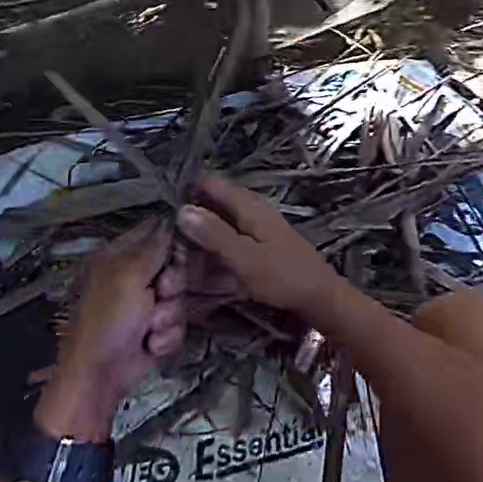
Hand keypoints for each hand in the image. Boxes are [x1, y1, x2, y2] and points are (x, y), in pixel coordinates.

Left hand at [39, 219, 185, 439]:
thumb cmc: (108, 320)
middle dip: (172, 287)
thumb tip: (172, 217)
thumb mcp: (129, 275)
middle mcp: (134, 278)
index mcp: (120, 258)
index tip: (177, 255)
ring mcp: (146, 306)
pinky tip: (150, 345)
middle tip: (159, 295)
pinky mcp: (156, 331)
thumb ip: (154, 247)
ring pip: (180, 298)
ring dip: (168, 317)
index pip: (156, 234)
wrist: (98, 377)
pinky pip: (178, 324)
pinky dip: (166, 337)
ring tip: (149, 329)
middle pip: (175, 267)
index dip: (172, 242)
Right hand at [176, 174, 344, 315]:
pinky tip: (205, 253)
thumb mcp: (244, 257)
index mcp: (250, 207)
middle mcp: (255, 210)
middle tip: (165, 224)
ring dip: (205, 224)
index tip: (162, 201)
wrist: (320, 297)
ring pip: (225, 217)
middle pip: (219, 200)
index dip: (190, 188)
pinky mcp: (263, 244)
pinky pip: (233, 233)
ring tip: (178, 238)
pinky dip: (217, 238)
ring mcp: (260, 226)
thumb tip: (182, 209)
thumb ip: (214, 234)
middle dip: (194, 207)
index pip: (214, 184)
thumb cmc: (282, 276)